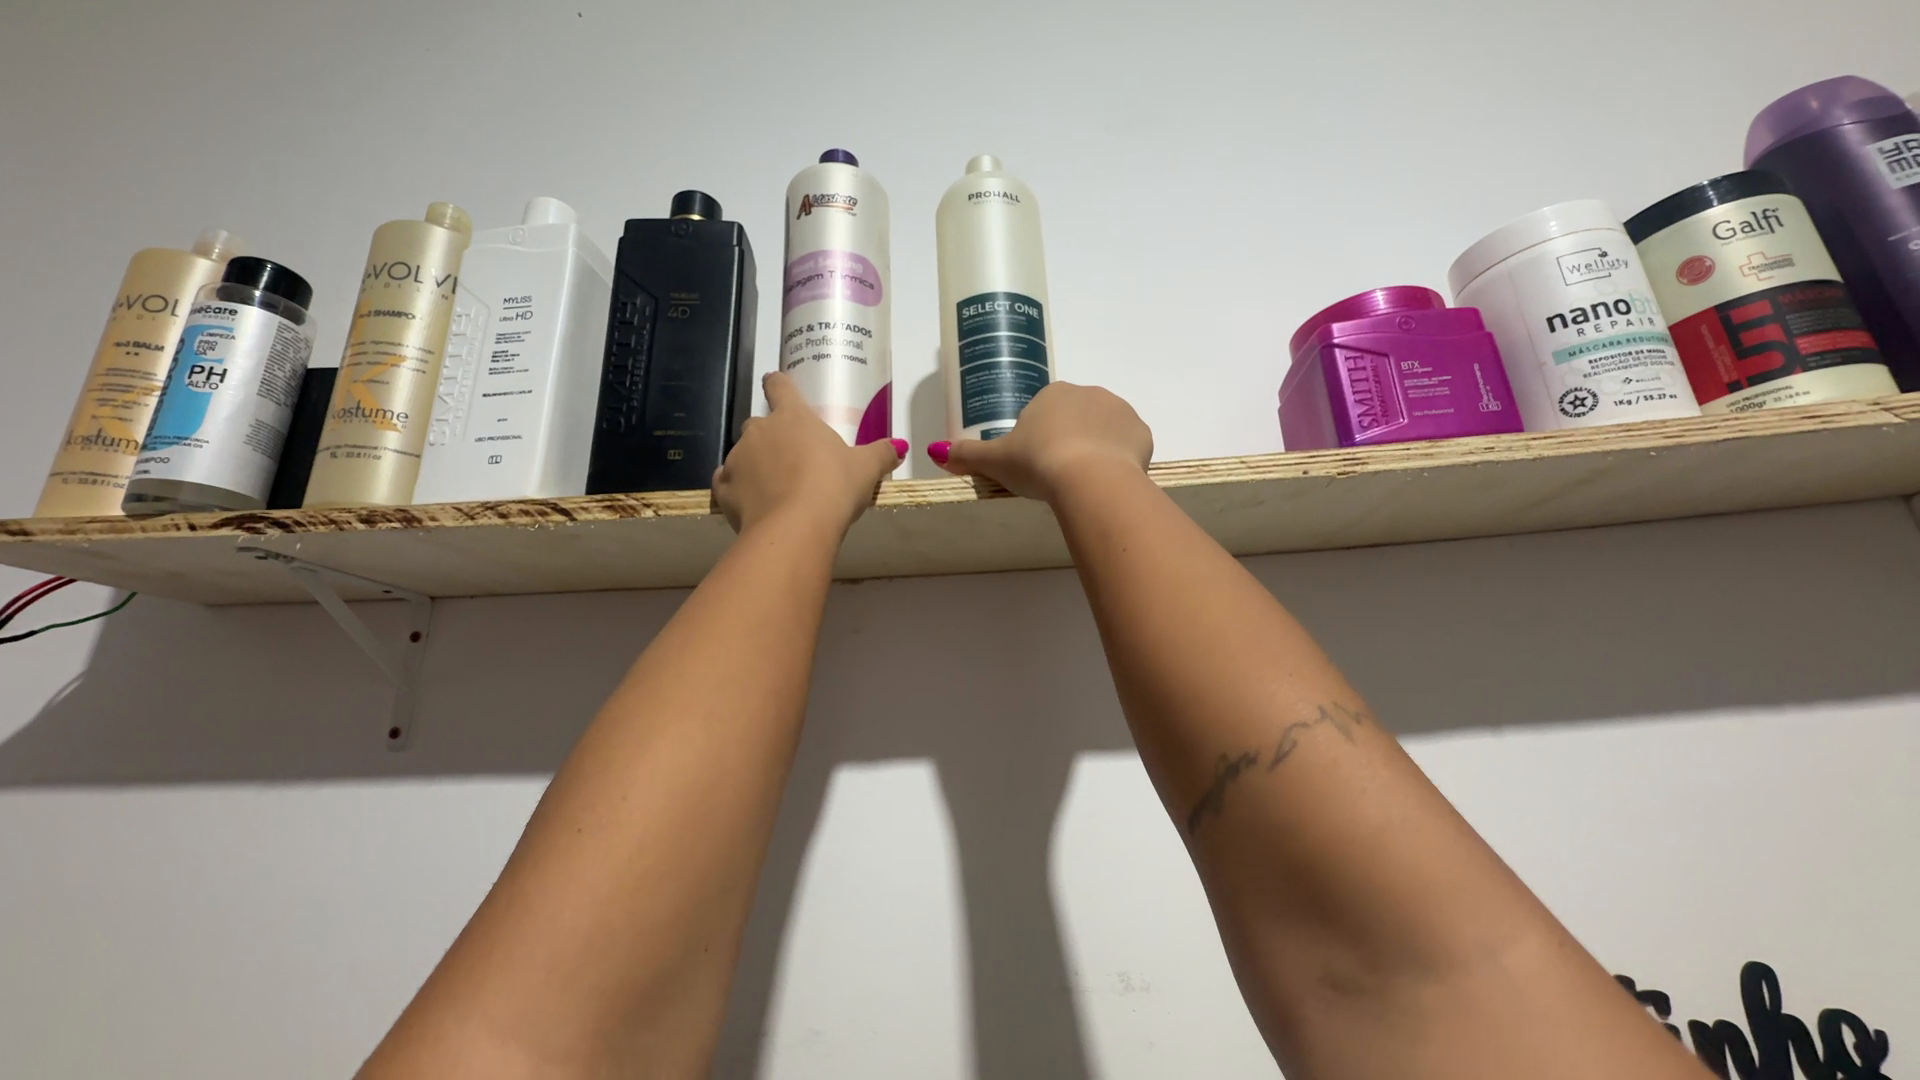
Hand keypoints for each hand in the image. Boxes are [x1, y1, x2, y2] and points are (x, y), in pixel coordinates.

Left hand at [714, 372, 906, 534]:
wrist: (794, 528)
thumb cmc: (833, 487)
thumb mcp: (866, 470)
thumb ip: (881, 454)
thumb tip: (899, 446)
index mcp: (793, 417)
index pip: (779, 386)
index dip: (778, 384)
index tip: (778, 385)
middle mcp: (759, 431)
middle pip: (759, 424)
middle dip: (771, 438)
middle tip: (792, 460)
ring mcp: (737, 459)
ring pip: (743, 455)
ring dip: (756, 466)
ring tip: (777, 490)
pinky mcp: (723, 489)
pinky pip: (728, 483)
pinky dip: (738, 491)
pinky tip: (754, 505)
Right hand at [929, 382, 1151, 501]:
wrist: (1088, 479)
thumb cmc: (1037, 464)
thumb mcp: (995, 461)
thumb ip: (967, 454)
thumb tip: (935, 451)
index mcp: (1052, 394)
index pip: (1044, 414)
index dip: (1039, 440)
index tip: (1037, 465)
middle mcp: (1088, 393)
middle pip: (1076, 419)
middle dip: (1069, 442)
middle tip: (1059, 476)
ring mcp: (1119, 411)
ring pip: (1104, 430)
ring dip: (1096, 449)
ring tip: (1084, 482)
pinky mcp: (1141, 433)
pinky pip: (1128, 445)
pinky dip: (1121, 461)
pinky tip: (1108, 481)